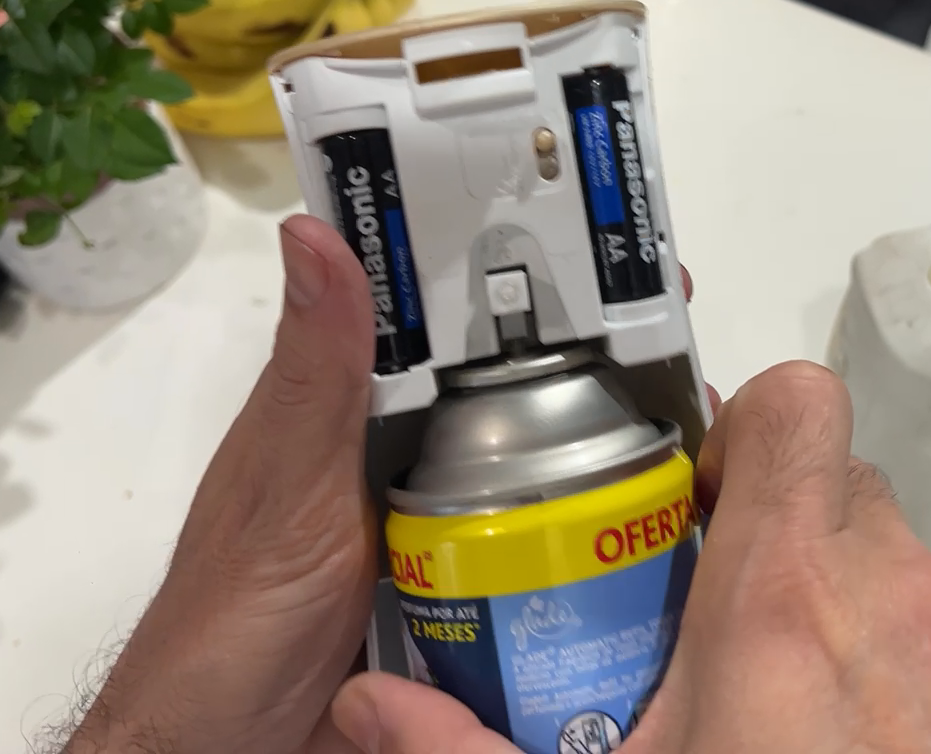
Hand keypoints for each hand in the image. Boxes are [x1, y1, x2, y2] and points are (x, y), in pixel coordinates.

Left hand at [60, 217, 713, 753]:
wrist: (239, 750)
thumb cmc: (247, 604)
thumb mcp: (291, 472)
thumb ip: (316, 367)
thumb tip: (312, 228)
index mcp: (376, 396)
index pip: (459, 311)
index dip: (524, 270)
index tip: (604, 240)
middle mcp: (424, 439)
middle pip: (520, 375)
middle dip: (598, 343)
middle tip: (678, 324)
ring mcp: (456, 506)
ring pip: (543, 444)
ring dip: (612, 420)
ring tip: (691, 400)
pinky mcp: (480, 568)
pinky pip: (547, 520)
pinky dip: (598, 502)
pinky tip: (657, 495)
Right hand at [330, 362, 930, 753]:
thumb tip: (364, 709)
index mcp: (790, 607)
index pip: (794, 407)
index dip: (752, 428)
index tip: (714, 498)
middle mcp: (909, 602)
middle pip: (841, 496)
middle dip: (789, 541)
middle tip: (749, 634)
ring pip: (912, 570)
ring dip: (866, 619)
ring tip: (835, 733)